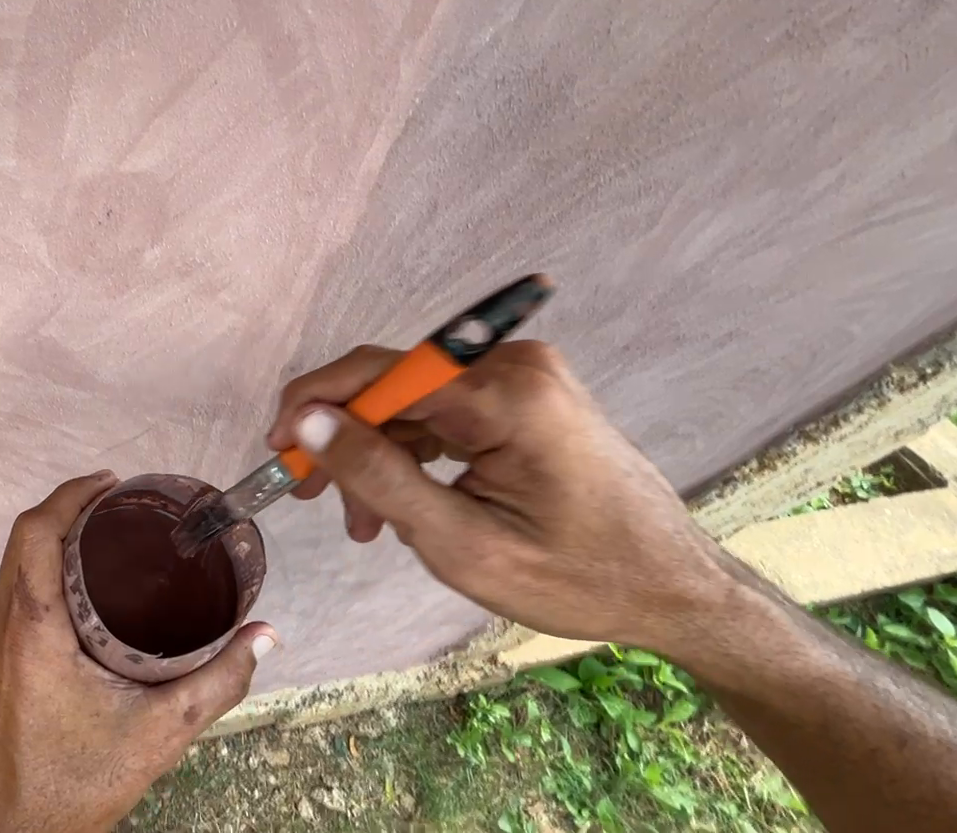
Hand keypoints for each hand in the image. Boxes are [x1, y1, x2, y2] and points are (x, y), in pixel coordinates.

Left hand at [0, 470, 277, 832]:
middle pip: (22, 537)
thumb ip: (217, 681)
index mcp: (33, 629)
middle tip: (116, 499)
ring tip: (103, 527)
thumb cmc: (82, 779)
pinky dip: (42, 561)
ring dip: (52, 532)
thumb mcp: (162, 731)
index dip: (68, 495)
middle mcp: (0, 622)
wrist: (19, 827)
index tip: (110, 483)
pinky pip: (12, 584)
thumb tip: (265, 635)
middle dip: (65, 505)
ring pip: (13, 559)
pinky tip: (79, 572)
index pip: (36, 533)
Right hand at [265, 342, 737, 657]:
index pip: (378, 373)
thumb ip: (378, 477)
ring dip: (374, 456)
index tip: (278, 449)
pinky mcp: (518, 393)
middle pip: (389, 387)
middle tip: (312, 496)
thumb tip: (304, 420)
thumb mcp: (461, 543)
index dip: (314, 403)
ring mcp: (517, 375)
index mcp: (505, 394)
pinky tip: (399, 502)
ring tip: (365, 522)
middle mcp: (510, 364)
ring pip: (406, 403)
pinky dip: (407, 454)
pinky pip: (434, 412)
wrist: (678, 592)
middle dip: (344, 441)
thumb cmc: (577, 579)